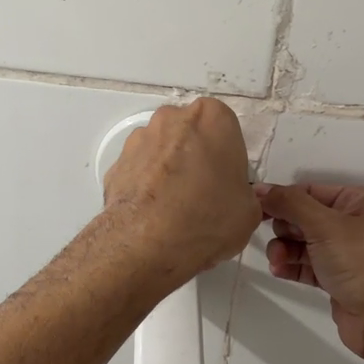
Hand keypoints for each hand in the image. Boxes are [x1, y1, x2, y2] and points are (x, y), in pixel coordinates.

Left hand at [104, 97, 259, 277]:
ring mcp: (139, 139)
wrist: (146, 244)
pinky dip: (145, 187)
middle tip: (201, 194)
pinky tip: (152, 215)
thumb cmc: (206, 219)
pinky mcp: (115, 164)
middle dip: (194, 158)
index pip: (225, 130)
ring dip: (167, 171)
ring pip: (161, 151)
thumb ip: (243, 194)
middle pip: (190, 135)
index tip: (225, 183)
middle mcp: (172, 118)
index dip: (226, 158)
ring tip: (173, 209)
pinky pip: (139, 172)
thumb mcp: (248, 212)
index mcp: (212, 118)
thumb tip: (233, 198)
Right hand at [257, 183, 363, 359]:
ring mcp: (347, 254)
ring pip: (304, 243)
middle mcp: (356, 224)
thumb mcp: (326, 225)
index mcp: (361, 201)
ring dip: (285, 249)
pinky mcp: (338, 280)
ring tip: (277, 260)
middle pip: (305, 217)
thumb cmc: (362, 262)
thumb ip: (290, 204)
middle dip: (285, 228)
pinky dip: (292, 266)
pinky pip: (308, 266)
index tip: (255, 207)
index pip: (312, 192)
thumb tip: (259, 189)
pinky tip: (279, 270)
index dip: (283, 198)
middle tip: (277, 240)